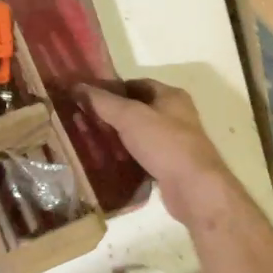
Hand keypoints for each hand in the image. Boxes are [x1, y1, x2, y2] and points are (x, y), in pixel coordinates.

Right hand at [77, 80, 233, 218]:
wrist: (195, 189)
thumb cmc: (165, 144)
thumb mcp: (130, 117)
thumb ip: (103, 102)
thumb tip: (77, 86)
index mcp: (172, 96)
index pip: (137, 84)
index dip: (113, 88)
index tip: (89, 97)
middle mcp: (177, 115)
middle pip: (140, 109)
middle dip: (115, 114)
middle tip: (87, 120)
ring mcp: (176, 142)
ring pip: (142, 134)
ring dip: (122, 137)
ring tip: (93, 141)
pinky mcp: (172, 167)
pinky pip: (146, 156)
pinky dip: (130, 157)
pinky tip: (111, 163)